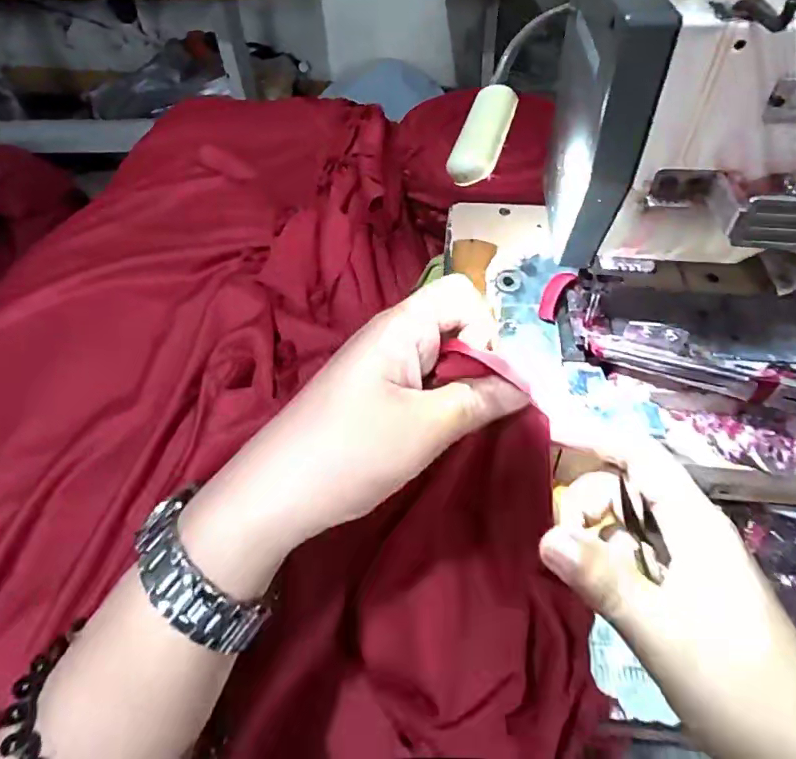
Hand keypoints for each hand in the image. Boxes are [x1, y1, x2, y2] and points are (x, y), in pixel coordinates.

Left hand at [179, 275, 528, 595]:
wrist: (268, 500)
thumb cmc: (350, 454)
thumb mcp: (428, 428)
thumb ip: (484, 400)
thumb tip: (528, 387)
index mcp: (403, 325)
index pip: (464, 295)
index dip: (486, 329)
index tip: (486, 377)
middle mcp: (395, 333)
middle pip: (459, 322)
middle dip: (482, 359)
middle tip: (482, 404)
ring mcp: (384, 361)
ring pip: (445, 353)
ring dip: (464, 382)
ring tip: (459, 422)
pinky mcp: (378, 388)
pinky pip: (427, 376)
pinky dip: (444, 396)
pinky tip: (437, 428)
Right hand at [540, 434, 795, 758]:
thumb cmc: (730, 676)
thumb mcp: (658, 629)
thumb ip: (604, 579)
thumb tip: (546, 535)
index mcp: (695, 520)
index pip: (642, 455)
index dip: (598, 437)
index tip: (553, 431)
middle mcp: (699, 529)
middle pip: (638, 487)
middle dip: (593, 497)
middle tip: (555, 535)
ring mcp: (702, 561)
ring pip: (643, 525)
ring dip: (604, 531)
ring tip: (569, 558)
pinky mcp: (701, 591)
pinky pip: (651, 556)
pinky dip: (620, 558)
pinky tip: (602, 583)